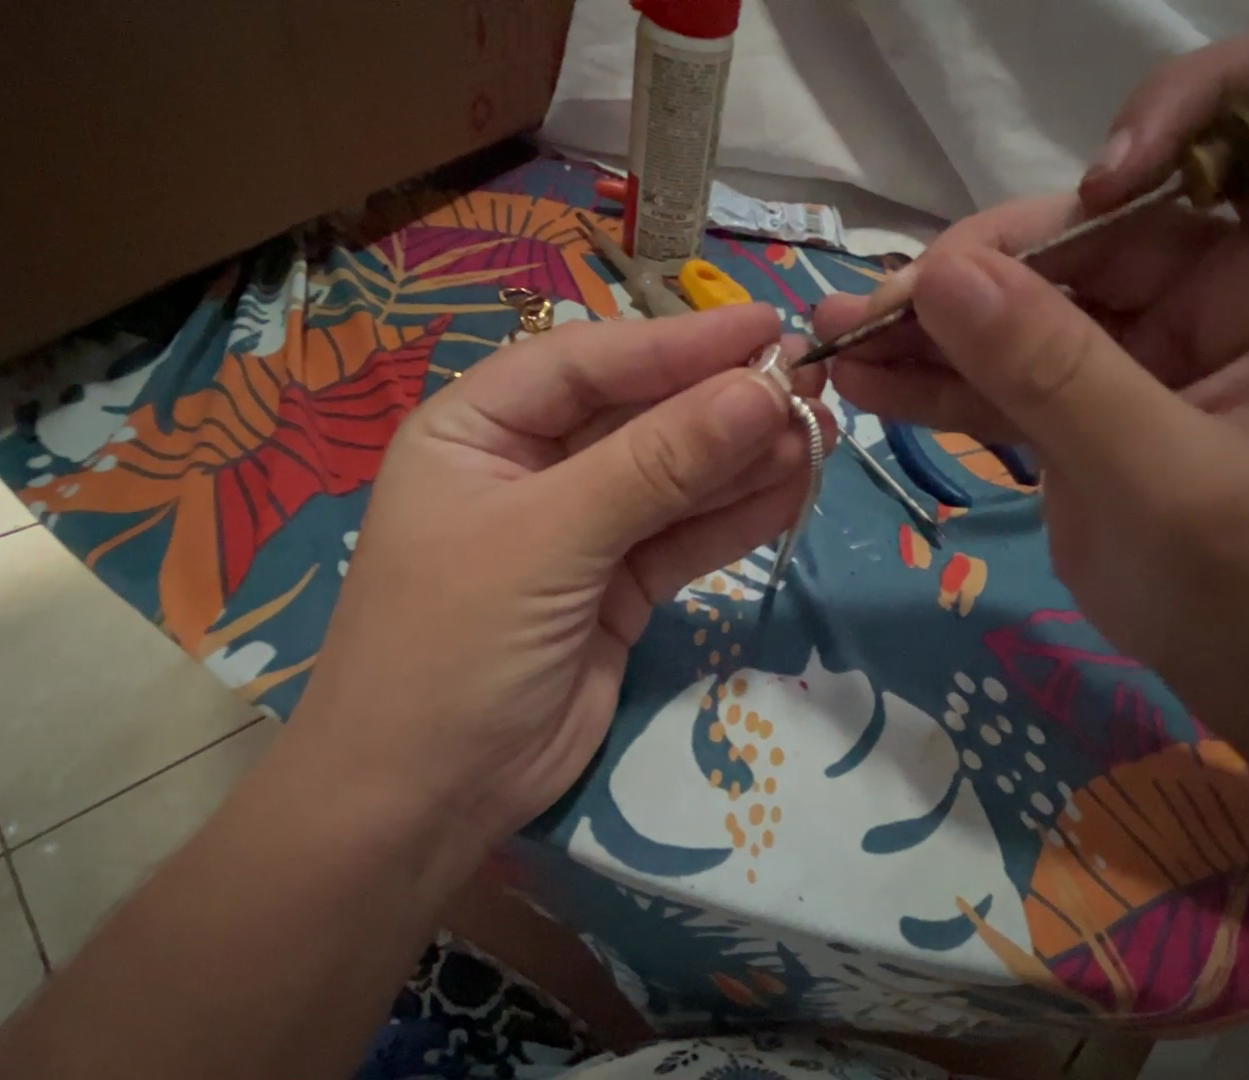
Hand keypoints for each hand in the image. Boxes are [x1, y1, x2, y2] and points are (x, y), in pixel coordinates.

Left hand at [290, 306, 826, 844]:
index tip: (767, 327)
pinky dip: (736, 518)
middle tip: (813, 385)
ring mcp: (579, 532)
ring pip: (673, 480)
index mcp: (478, 430)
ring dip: (743, 459)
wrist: (425, 801)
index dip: (678, 341)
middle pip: (639, 417)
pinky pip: (684, 539)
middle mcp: (530, 469)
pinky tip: (793, 488)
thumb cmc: (454, 647)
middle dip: (722, 404)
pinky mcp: (618, 589)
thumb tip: (761, 390)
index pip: (587, 362)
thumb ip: (656, 465)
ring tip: (823, 433)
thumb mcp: (548, 540)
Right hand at [813, 31, 1248, 736]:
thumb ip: (1056, 373)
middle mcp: (1222, 280)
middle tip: (875, 311)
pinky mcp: (1078, 388)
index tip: (1099, 182)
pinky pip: (997, 363)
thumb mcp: (1161, 480)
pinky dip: (932, 374)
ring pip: (1022, 295)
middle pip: (1090, 223)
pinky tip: (862, 380)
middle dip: (979, 263)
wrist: (1246, 673)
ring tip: (834, 335)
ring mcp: (1140, 335)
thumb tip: (941, 274)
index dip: (1190, 113)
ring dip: (928, 318)